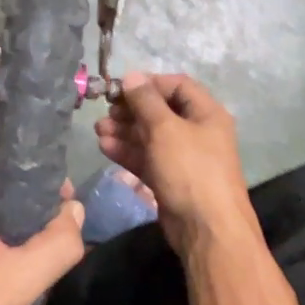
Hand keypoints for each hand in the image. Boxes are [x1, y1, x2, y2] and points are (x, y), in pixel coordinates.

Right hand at [95, 73, 252, 253]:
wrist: (206, 228)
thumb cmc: (190, 170)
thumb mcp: (166, 129)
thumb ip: (145, 101)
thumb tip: (130, 76)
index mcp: (206, 113)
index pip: (177, 86)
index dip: (148, 83)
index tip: (120, 88)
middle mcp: (196, 132)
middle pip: (160, 111)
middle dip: (131, 110)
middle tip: (106, 112)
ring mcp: (182, 157)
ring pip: (149, 136)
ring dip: (124, 131)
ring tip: (98, 130)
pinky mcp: (169, 178)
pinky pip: (146, 158)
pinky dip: (127, 151)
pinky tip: (104, 147)